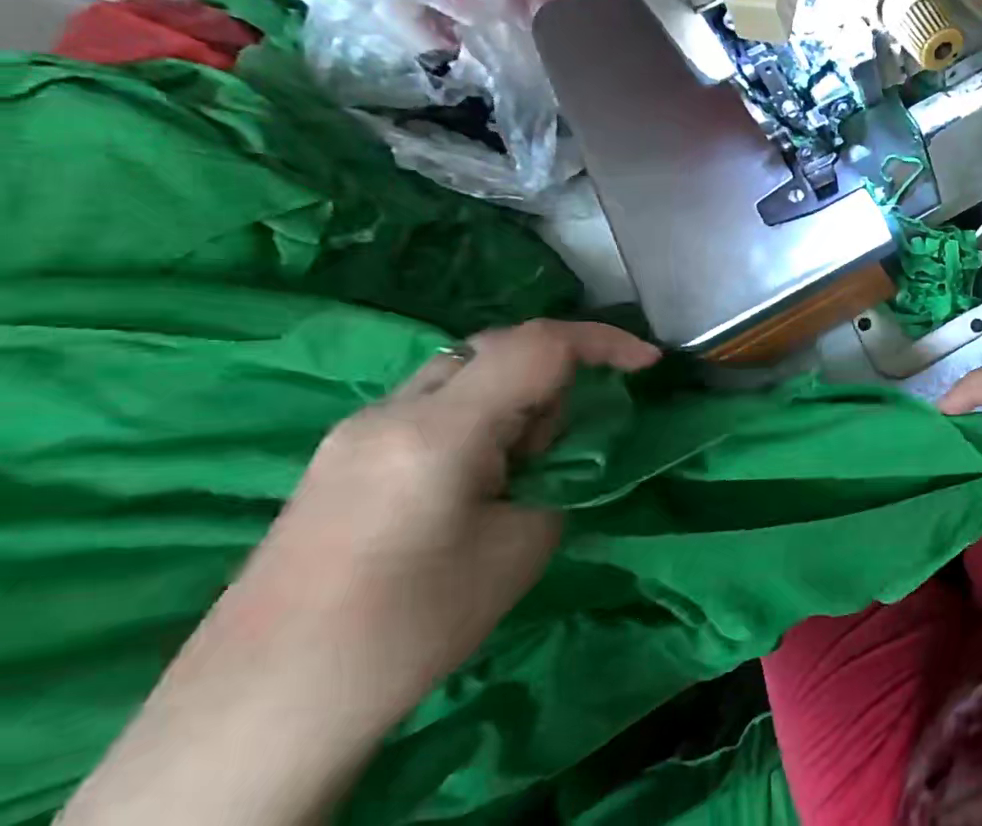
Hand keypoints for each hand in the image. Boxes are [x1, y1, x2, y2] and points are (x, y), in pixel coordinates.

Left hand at [261, 319, 660, 703]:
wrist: (266, 705)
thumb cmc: (414, 626)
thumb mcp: (523, 544)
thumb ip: (557, 473)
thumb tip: (557, 450)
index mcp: (440, 430)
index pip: (537, 346)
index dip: (604, 342)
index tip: (650, 364)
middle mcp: (390, 410)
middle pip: (497, 349)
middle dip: (556, 375)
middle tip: (571, 443)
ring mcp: (356, 430)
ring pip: (463, 375)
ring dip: (515, 398)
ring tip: (523, 470)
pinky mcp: (340, 456)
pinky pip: (432, 406)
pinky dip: (478, 418)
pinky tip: (478, 480)